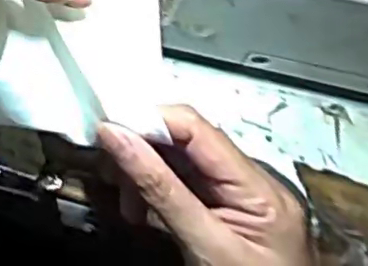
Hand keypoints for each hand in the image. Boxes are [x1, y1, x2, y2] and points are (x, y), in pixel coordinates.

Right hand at [97, 107, 311, 265]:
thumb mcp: (204, 248)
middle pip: (184, 139)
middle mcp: (253, 182)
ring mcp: (241, 198)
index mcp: (260, 188)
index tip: (107, 131)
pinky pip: (183, 183)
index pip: (195, 127)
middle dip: (141, 149)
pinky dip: (154, 189)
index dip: (148, 119)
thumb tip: (111, 131)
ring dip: (142, 172)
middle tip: (108, 169)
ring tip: (125, 202)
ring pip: (178, 160)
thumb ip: (159, 187)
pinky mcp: (227, 212)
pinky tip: (138, 209)